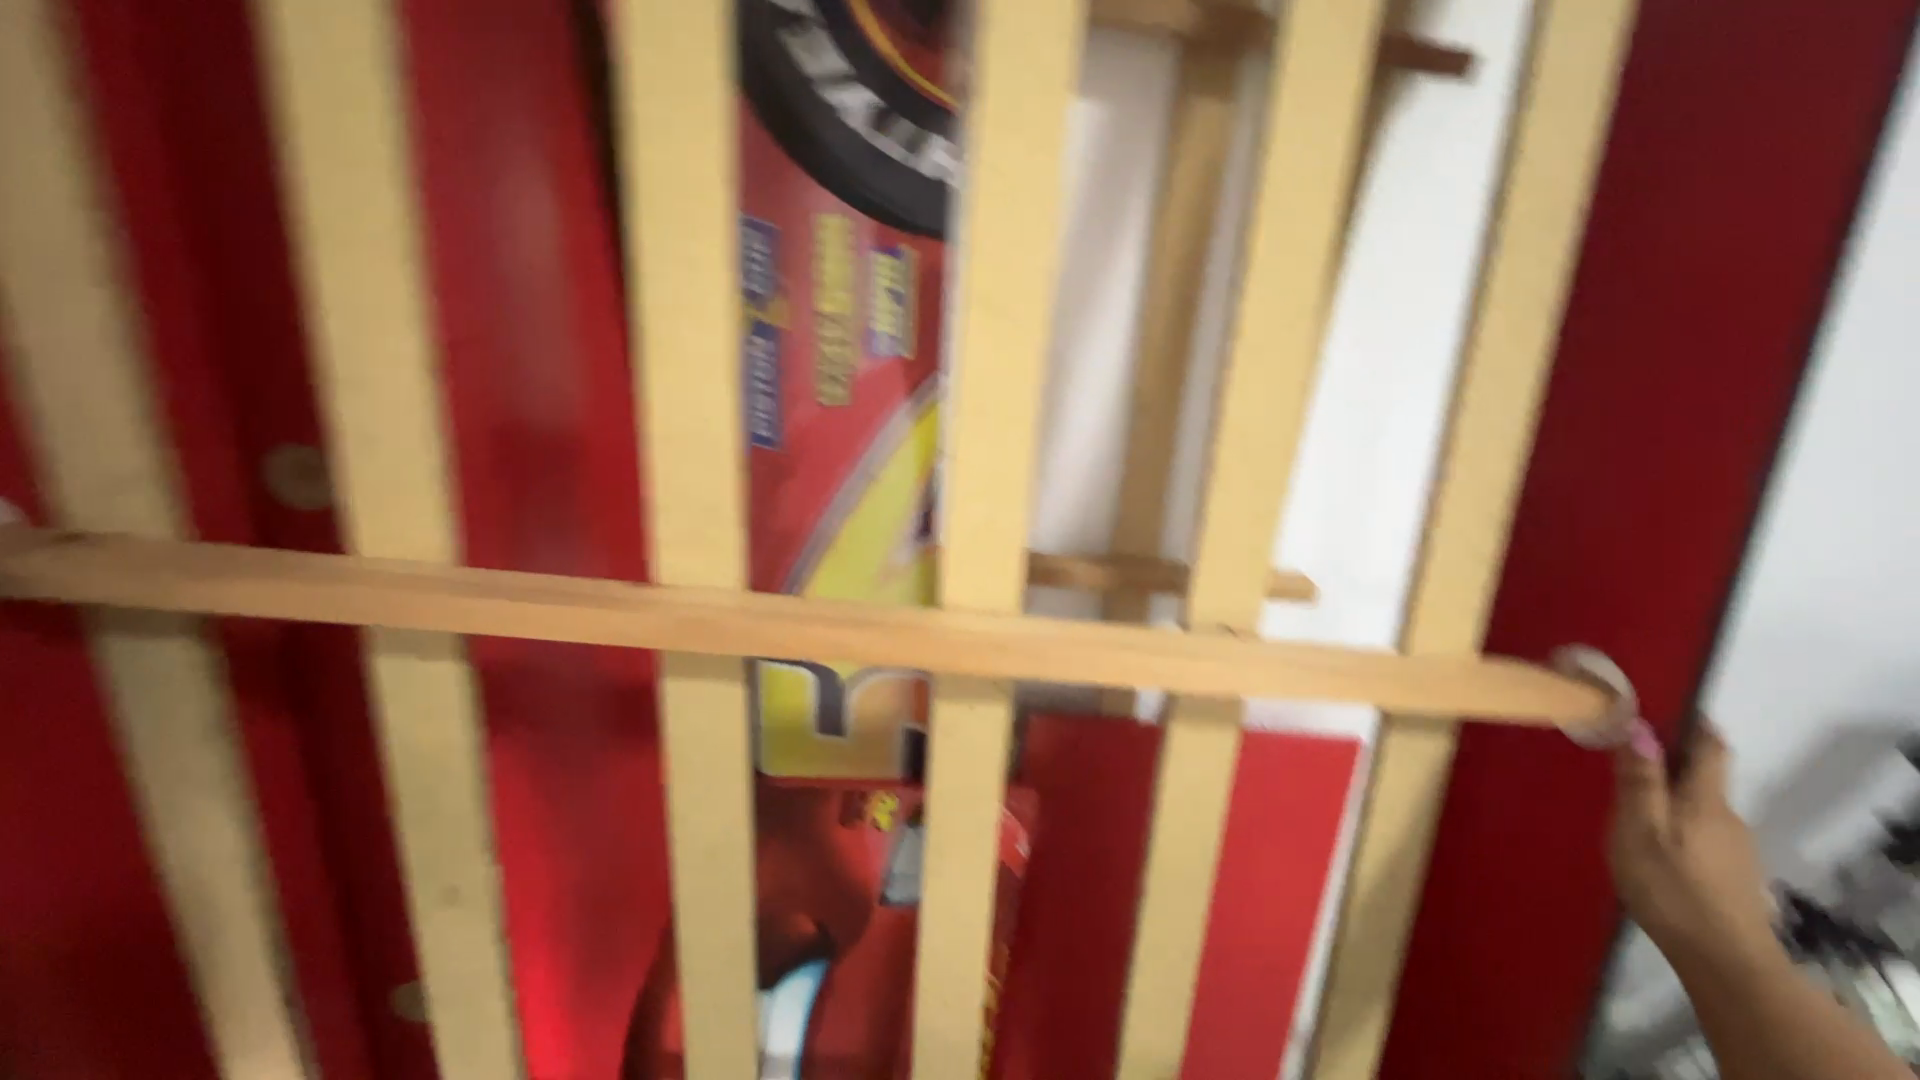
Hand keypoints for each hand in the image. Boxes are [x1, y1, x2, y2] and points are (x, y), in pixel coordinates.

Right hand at [1609, 719, 1779, 970]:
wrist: (1724, 960)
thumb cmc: (1671, 887)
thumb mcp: (1639, 830)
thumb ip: (1639, 782)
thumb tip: (1640, 729)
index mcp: (1704, 799)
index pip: (1711, 746)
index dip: (1693, 723)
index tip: (1665, 706)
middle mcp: (1727, 816)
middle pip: (1701, 776)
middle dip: (1667, 761)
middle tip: (1619, 759)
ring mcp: (1734, 847)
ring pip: (1698, 806)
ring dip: (1667, 797)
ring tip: (1624, 808)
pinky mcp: (1731, 873)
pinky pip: (1700, 832)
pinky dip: (1675, 825)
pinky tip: (1649, 846)